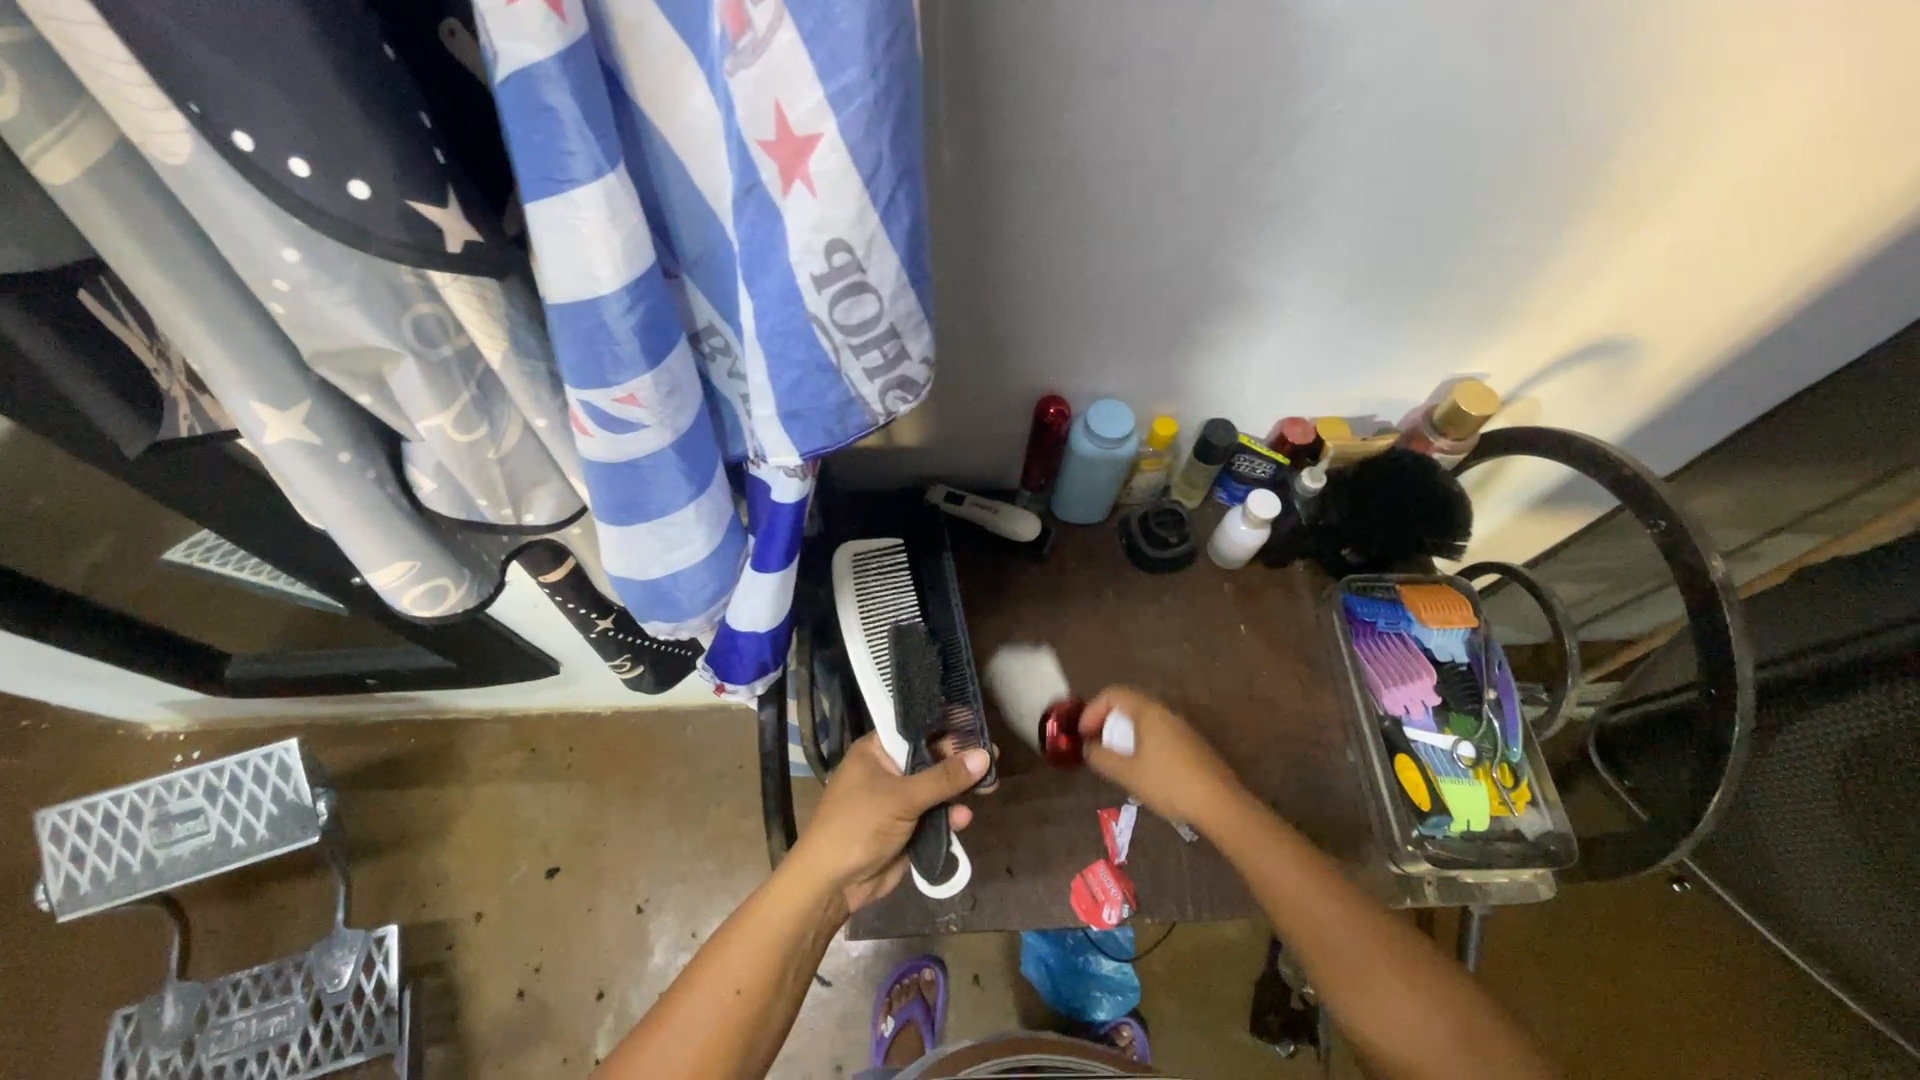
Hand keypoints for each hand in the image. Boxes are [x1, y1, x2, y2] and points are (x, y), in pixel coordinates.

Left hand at [788, 734, 987, 917]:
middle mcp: (888, 770)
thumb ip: (944, 777)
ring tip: (990, 788)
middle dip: (960, 761)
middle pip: (931, 758)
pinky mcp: (908, 827)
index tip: (978, 725)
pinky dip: (949, 816)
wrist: (834, 884)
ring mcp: (898, 800)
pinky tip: (963, 819)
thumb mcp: (902, 797)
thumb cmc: (858, 826)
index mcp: (876, 752)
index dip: (945, 726)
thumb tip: (984, 756)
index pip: (915, 728)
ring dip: (960, 790)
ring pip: (937, 788)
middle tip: (994, 759)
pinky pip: (935, 815)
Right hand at [1079, 686, 1248, 830]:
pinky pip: (1158, 733)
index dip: (1092, 710)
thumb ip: (1101, 757)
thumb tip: (1088, 747)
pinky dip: (1141, 743)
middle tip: (1097, 745)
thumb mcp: (1127, 773)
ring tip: (1115, 760)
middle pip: (1129, 705)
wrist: (1219, 803)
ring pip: (1144, 721)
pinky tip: (1141, 769)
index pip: (1113, 694)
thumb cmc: (1168, 783)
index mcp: (1149, 711)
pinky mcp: (1191, 745)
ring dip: (1124, 735)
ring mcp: (1182, 728)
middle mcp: (1166, 712)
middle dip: (1107, 722)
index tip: (1083, 734)